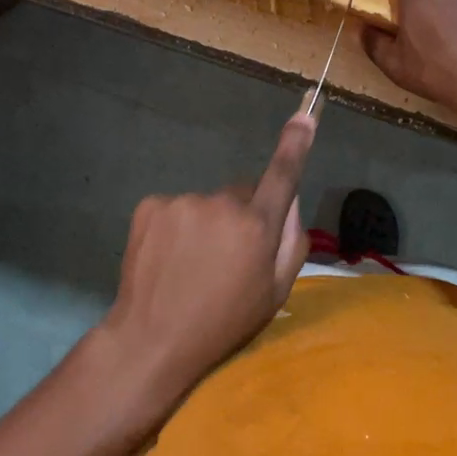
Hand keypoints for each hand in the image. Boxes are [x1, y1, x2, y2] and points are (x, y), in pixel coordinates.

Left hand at [99, 107, 315, 395]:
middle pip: (241, 196)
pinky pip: (175, 208)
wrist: (152, 339)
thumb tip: (291, 202)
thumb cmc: (223, 323)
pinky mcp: (151, 205)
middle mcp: (222, 204)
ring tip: (191, 267)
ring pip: (206, 204)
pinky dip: (175, 228)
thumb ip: (291, 243)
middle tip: (226, 260)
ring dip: (205, 225)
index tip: (305, 116)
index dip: (295, 144)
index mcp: (257, 226)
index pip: (282, 175)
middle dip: (240, 217)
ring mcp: (183, 201)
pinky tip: (168, 259)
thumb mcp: (275, 295)